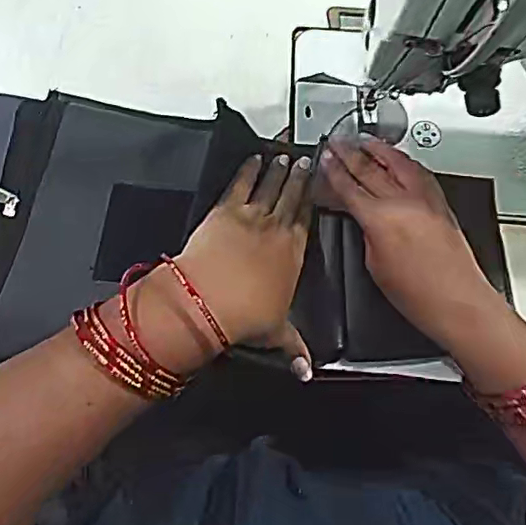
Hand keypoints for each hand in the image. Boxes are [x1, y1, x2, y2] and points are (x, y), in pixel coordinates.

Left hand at [137, 155, 313, 377]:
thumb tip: (307, 369)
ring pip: (270, 186)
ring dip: (278, 169)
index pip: (307, 220)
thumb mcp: (275, 332)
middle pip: (292, 196)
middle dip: (300, 177)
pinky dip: (247, 170)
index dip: (312, 200)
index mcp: (292, 254)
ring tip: (285, 155)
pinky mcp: (225, 211)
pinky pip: (240, 184)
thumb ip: (294, 347)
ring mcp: (250, 217)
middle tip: (307, 159)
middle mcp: (276, 229)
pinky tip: (253, 160)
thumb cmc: (242, 315)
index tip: (317, 186)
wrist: (207, 300)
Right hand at [319, 138, 525, 386]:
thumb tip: (361, 217)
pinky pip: (420, 173)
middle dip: (349, 154)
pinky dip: (405, 162)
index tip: (325, 159)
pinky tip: (400, 159)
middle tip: (338, 143)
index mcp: (379, 218)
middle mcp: (404, 202)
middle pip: (369, 168)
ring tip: (366, 141)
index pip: (348, 186)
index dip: (333, 171)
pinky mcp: (442, 205)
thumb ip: (365, 232)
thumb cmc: (420, 295)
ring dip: (378, 150)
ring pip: (398, 163)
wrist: (459, 304)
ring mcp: (426, 200)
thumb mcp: (373, 264)